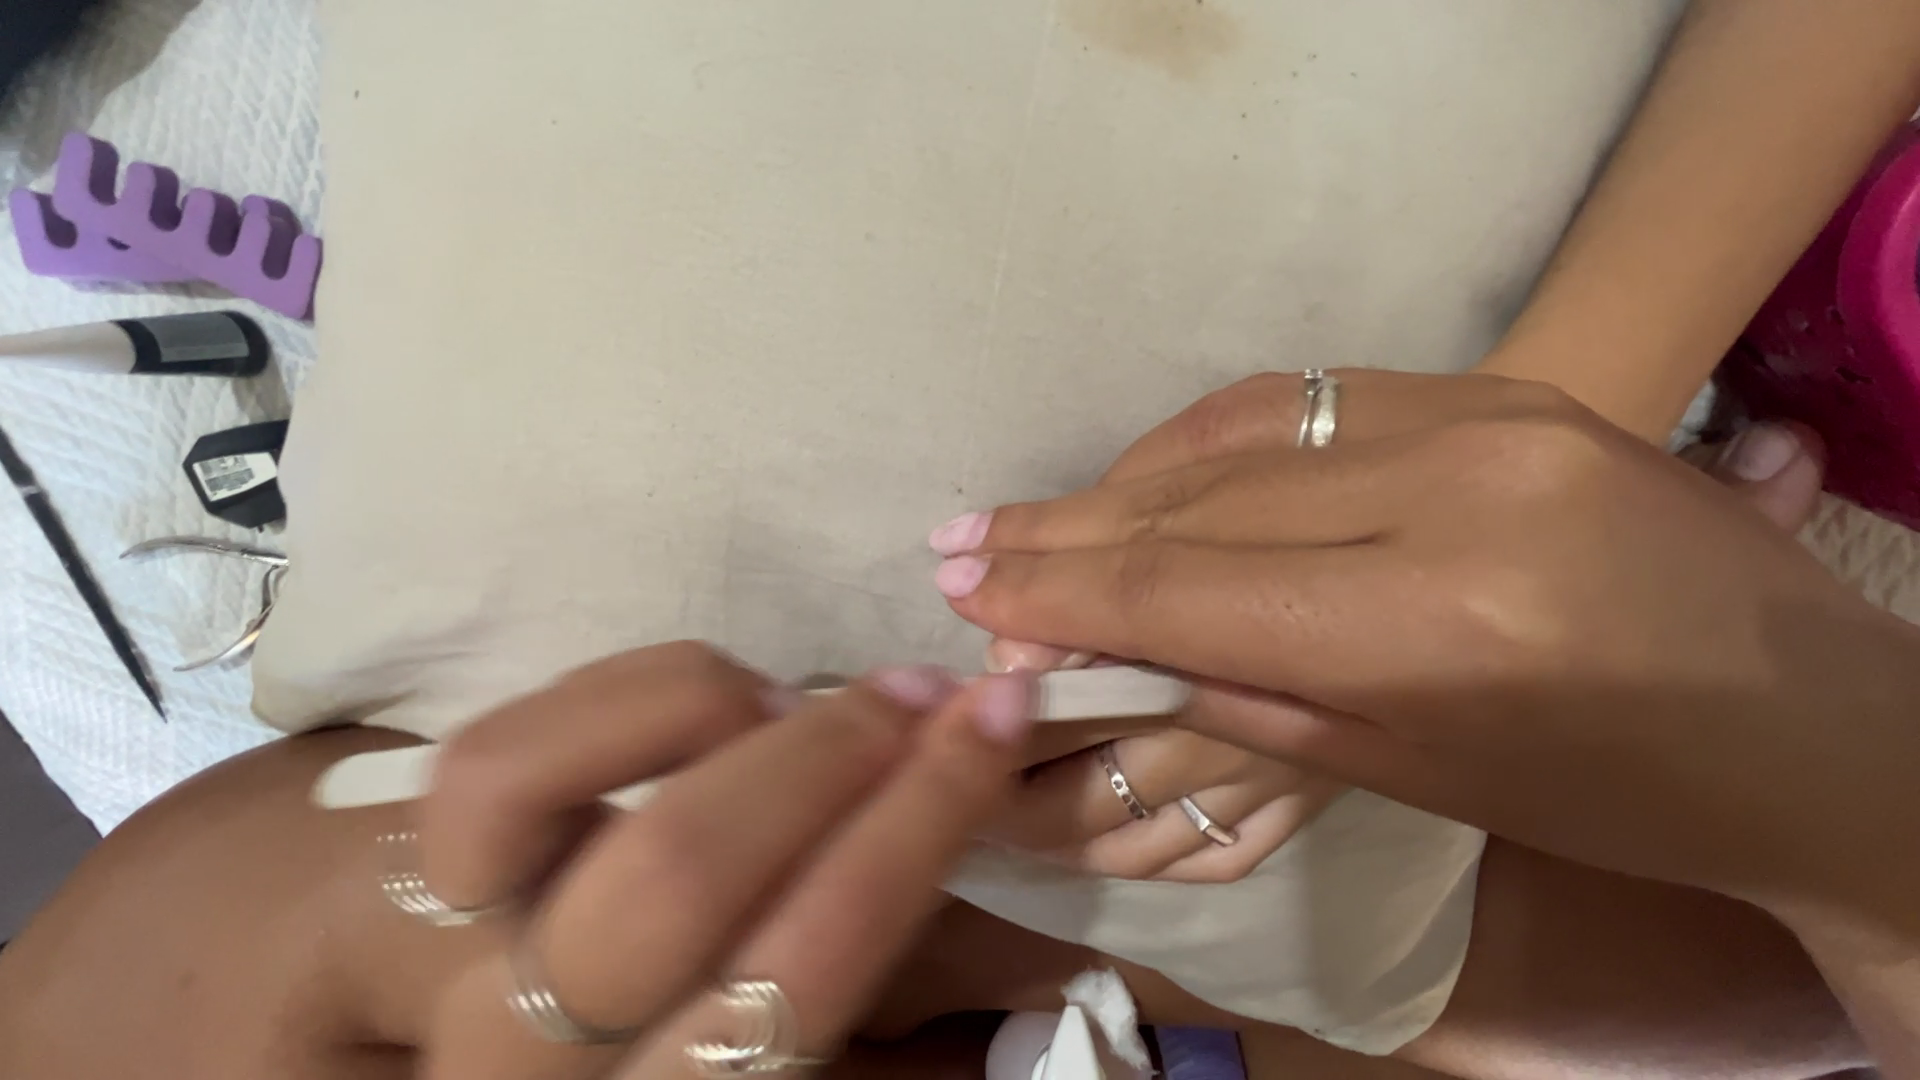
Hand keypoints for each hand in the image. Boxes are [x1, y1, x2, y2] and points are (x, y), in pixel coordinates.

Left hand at [407, 642, 1034, 1078]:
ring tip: (790, 698)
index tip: (998, 712)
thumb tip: (995, 824)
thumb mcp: (825, 1048)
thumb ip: (899, 973)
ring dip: (711, 709)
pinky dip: (623, 693)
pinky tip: (716, 698)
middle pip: (678, 869)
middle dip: (826, 748)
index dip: (921, 816)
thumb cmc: (718, 1043)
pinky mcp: (422, 877)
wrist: (533, 1069)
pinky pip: (494, 756)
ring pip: (529, 794)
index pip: (816, 959)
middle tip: (914, 691)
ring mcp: (454, 955)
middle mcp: (539, 1051)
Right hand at [928, 370, 1919, 923]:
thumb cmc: (1599, 793)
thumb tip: (1096, 648)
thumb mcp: (1393, 770)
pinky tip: (1129, 470)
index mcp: (1437, 622)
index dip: (1059, 596)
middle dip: (1062, 536)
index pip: (1189, 592)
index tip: (966, 591)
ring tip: (1020, 518)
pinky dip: (1196, 442)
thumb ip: (1233, 689)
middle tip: (959, 544)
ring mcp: (1481, 412)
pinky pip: (1295, 405)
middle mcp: (1453, 485)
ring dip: (1112, 486)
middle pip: (1196, 505)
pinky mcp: (1492, 386)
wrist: (1811, 725)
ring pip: (1231, 444)